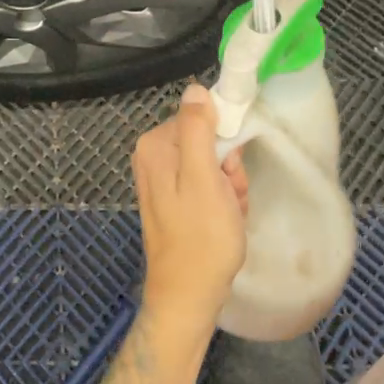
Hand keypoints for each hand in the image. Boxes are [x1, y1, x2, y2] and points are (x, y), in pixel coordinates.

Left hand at [105, 82, 249, 383]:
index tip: (231, 170)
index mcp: (155, 145)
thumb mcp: (204, 178)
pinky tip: (223, 222)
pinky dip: (222, 202)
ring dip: (229, 188)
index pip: (201, 118)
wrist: (188, 295)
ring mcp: (162, 179)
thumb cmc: (200, 238)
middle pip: (207, 142)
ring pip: (212, 165)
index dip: (225, 142)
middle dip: (228, 169)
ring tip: (228, 215)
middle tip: (230, 198)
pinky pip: (207, 186)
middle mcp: (153, 155)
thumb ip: (198, 130)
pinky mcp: (174, 200)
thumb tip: (196, 88)